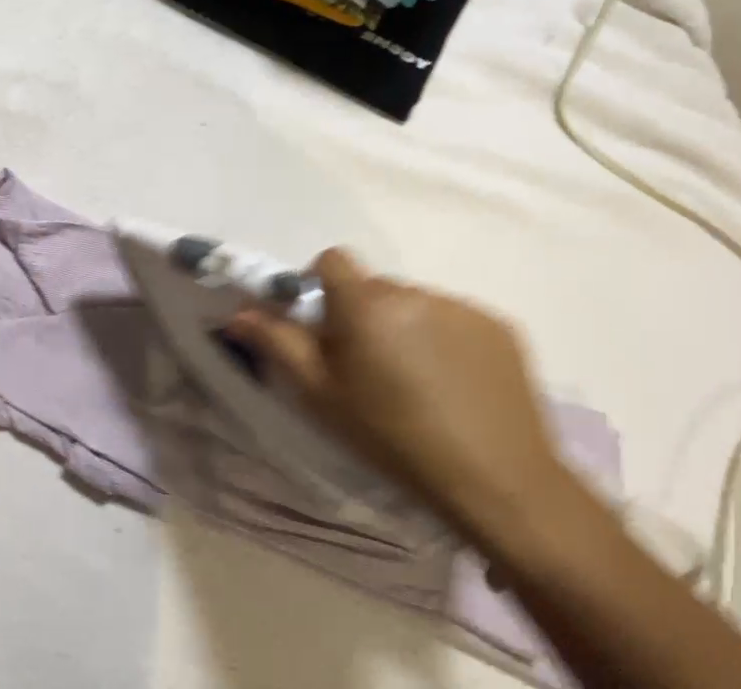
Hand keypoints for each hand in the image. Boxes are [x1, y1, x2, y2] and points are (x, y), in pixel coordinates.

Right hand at [226, 248, 570, 537]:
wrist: (498, 481)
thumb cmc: (392, 438)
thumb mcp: (321, 396)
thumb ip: (278, 344)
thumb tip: (240, 311)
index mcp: (366, 304)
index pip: (331, 260)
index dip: (319, 286)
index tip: (324, 329)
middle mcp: (414, 292)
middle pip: (373, 287)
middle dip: (363, 315)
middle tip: (367, 369)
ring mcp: (463, 307)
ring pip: (414, 304)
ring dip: (405, 328)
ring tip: (416, 383)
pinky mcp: (500, 326)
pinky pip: (455, 320)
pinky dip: (445, 342)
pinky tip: (453, 386)